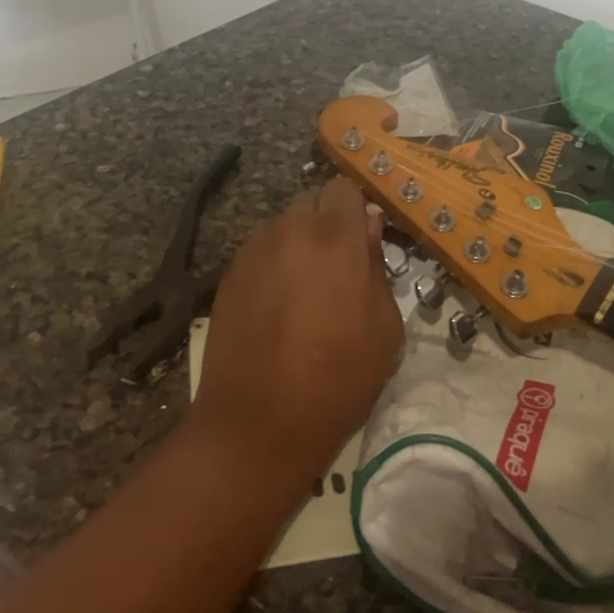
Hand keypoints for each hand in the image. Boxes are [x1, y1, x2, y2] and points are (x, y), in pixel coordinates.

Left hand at [189, 176, 403, 486]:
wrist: (259, 422)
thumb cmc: (339, 378)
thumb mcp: (384, 328)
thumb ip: (377, 267)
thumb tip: (368, 228)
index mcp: (335, 237)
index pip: (344, 190)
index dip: (355, 212)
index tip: (363, 243)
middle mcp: (290, 230)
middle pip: (311, 203)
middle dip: (326, 225)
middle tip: (337, 269)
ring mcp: (253, 251)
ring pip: (283, 228)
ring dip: (298, 245)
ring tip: (305, 293)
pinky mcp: (229, 276)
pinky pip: (260, 254)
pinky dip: (273, 267)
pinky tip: (277, 309)